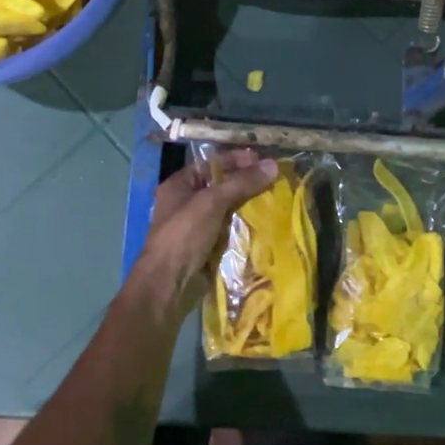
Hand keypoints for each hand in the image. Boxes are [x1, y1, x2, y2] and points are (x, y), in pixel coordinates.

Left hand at [132, 149, 279, 315]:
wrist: (169, 284)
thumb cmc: (184, 235)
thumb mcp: (211, 202)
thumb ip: (241, 183)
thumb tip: (272, 165)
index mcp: (179, 185)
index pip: (210, 164)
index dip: (235, 160)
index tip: (262, 160)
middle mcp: (186, 203)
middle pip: (221, 186)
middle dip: (245, 183)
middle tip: (274, 180)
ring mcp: (197, 226)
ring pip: (228, 209)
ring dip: (248, 206)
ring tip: (275, 199)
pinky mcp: (208, 247)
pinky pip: (230, 230)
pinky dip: (245, 227)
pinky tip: (266, 223)